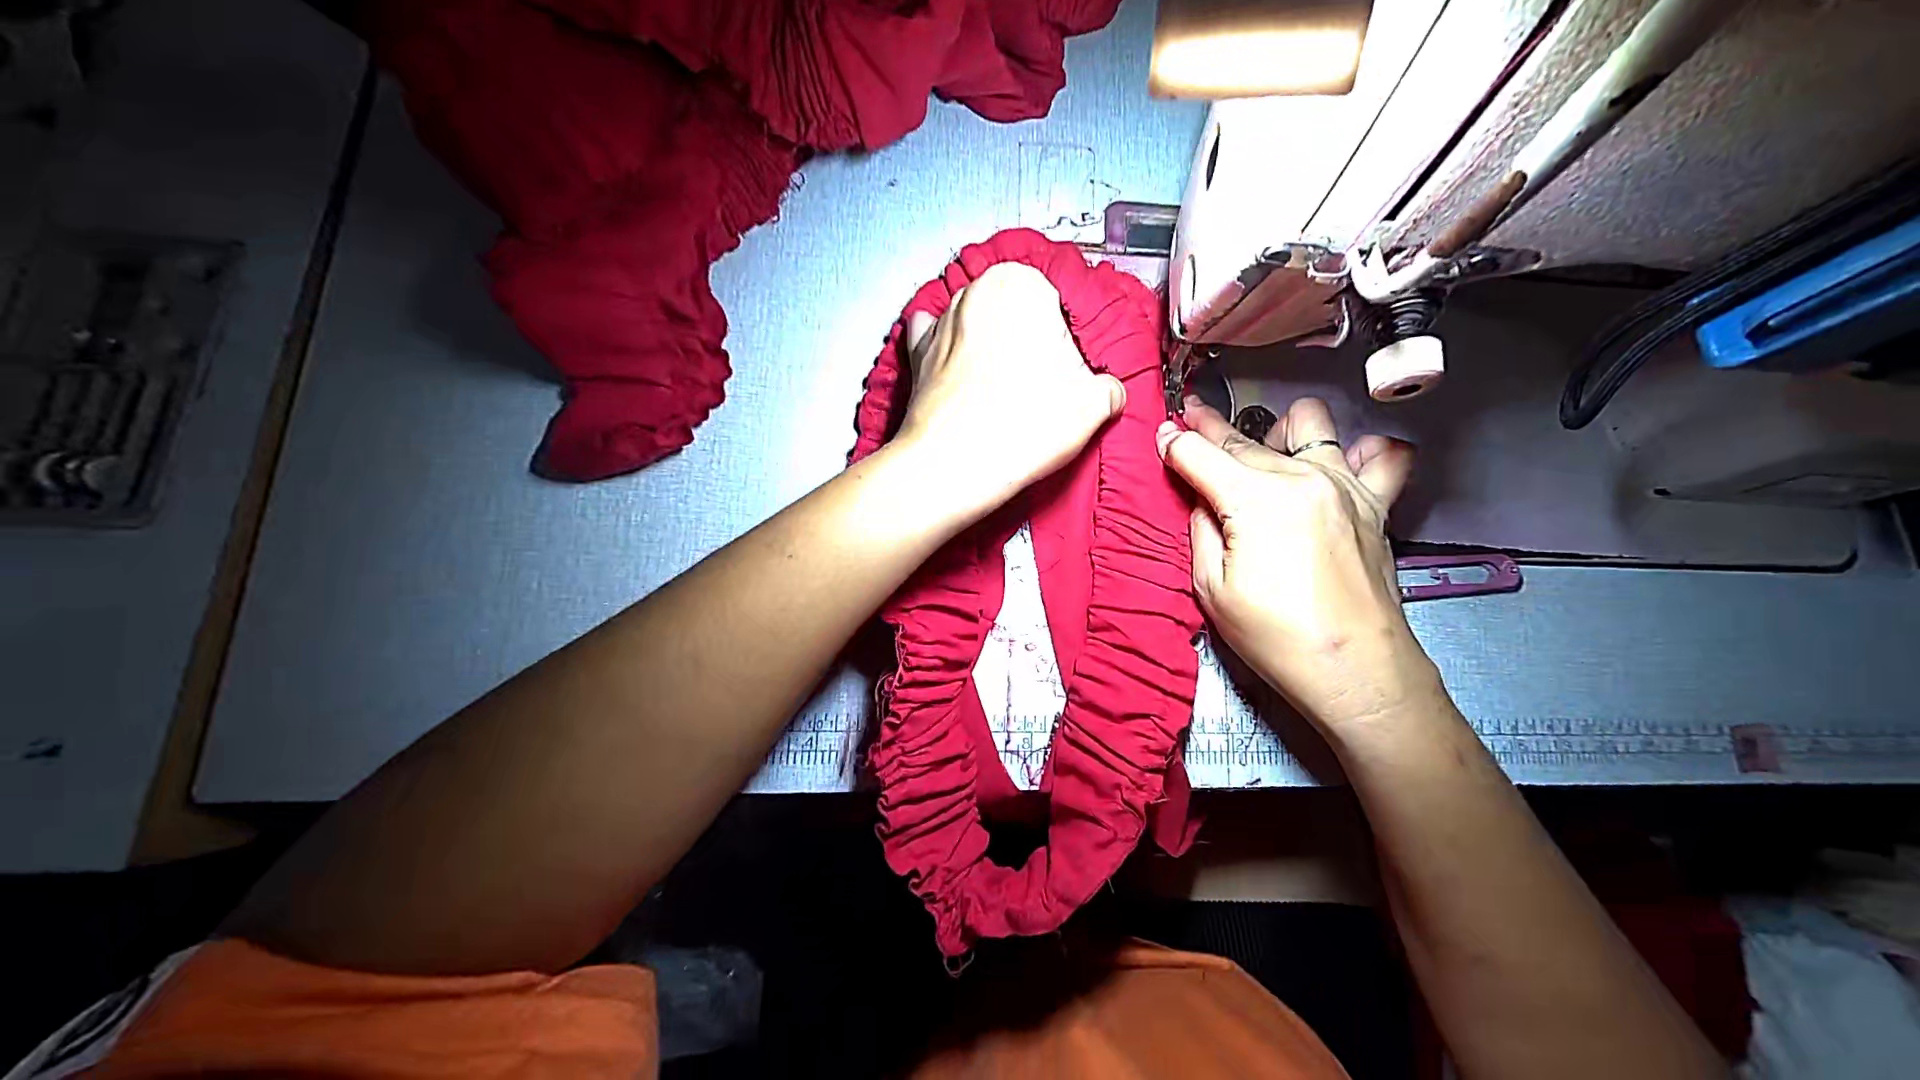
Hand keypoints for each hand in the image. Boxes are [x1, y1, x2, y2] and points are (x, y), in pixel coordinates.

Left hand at [890, 263, 1125, 518]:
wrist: (953, 467)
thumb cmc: (1016, 427)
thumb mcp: (1093, 404)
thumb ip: (1108, 388)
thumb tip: (1107, 393)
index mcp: (1019, 285)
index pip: (1058, 306)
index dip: (1067, 344)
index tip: (1070, 372)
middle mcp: (974, 294)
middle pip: (1016, 316)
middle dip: (1028, 346)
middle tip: (1043, 389)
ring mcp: (940, 326)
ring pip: (979, 331)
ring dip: (993, 354)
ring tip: (1008, 399)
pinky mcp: (917, 358)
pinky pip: (938, 348)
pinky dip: (952, 360)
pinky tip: (967, 382)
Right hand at [1156, 396, 1440, 733]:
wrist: (1355, 669)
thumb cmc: (1279, 637)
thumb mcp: (1211, 588)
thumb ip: (1200, 529)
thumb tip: (1203, 499)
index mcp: (1255, 499)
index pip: (1199, 452)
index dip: (1173, 441)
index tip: (1162, 432)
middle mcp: (1303, 478)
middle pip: (1243, 437)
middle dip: (1209, 428)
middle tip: (1191, 420)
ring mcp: (1345, 485)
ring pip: (1308, 422)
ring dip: (1278, 429)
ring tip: (1265, 451)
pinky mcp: (1375, 502)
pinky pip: (1379, 453)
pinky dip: (1355, 450)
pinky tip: (1336, 464)